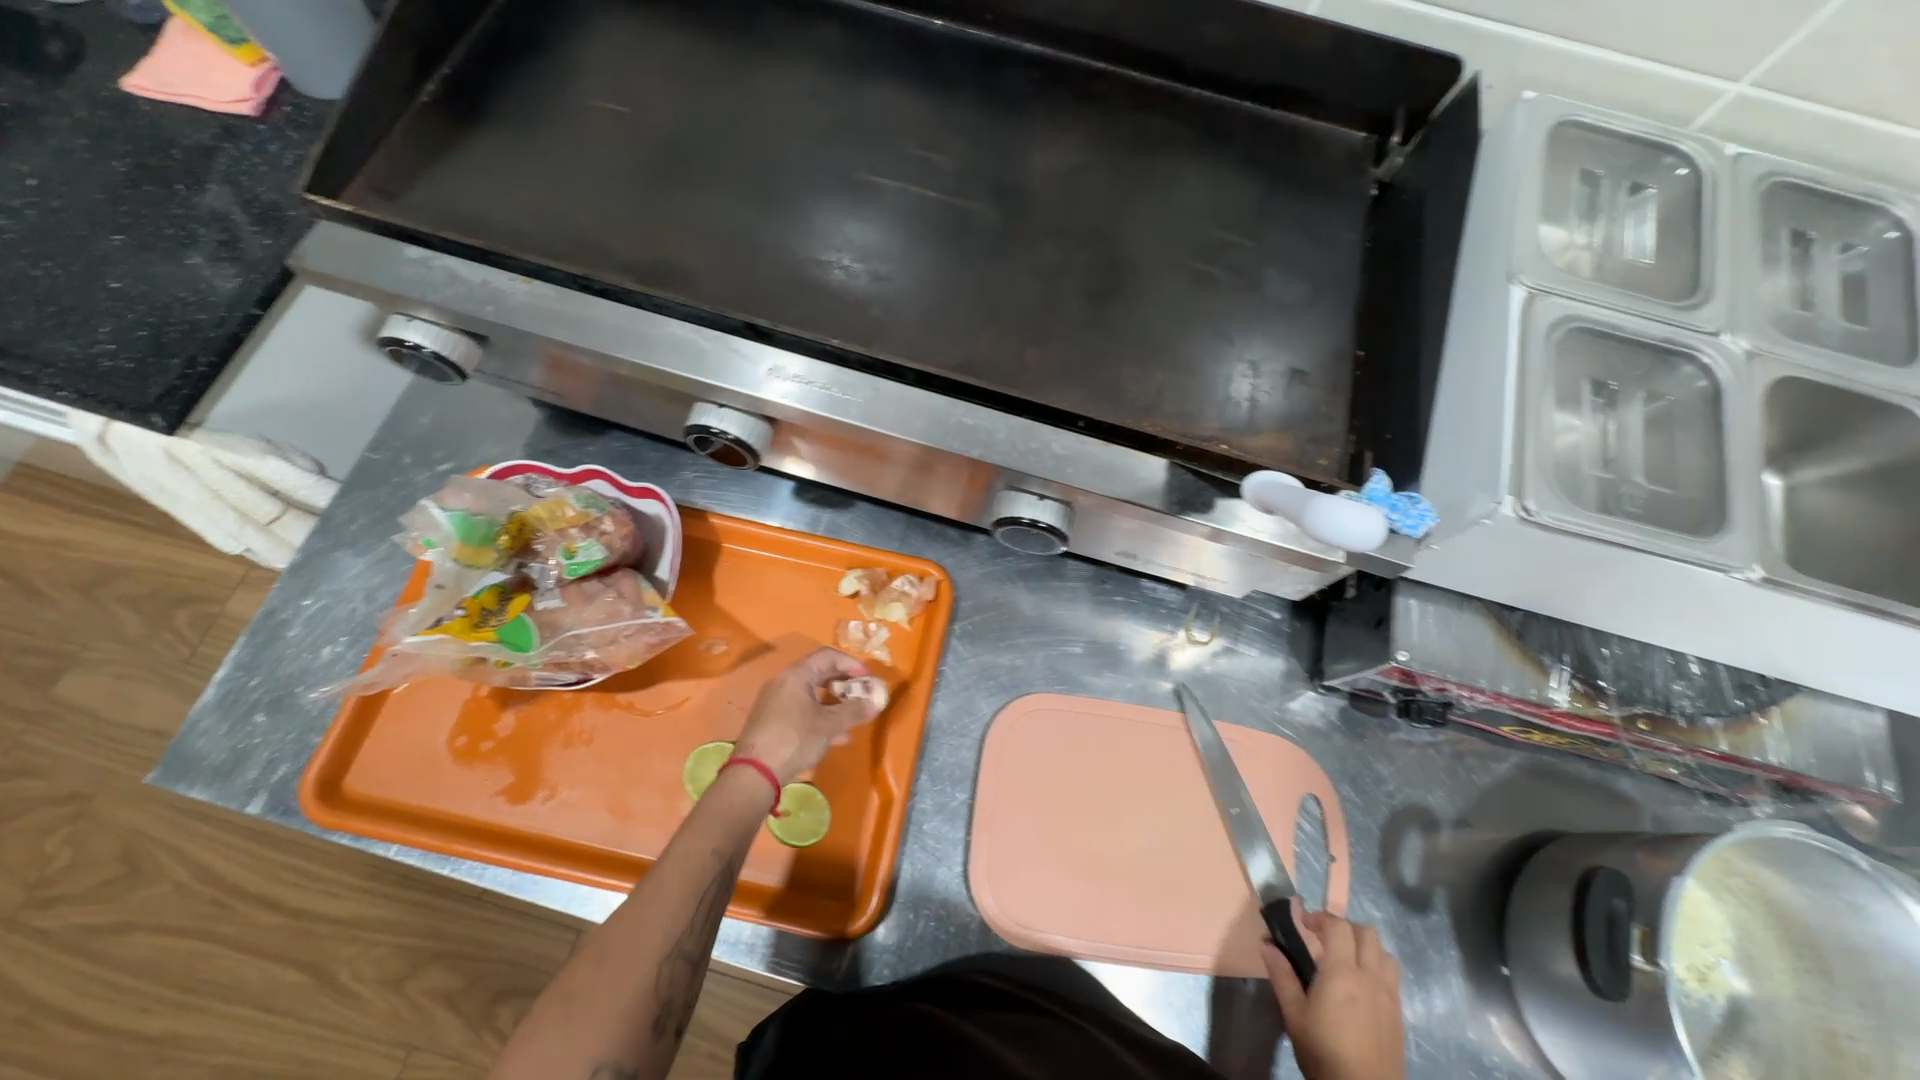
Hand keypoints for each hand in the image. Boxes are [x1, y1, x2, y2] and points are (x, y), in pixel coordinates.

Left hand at [733, 648, 883, 783]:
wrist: (754, 772)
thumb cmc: (795, 739)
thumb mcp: (829, 725)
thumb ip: (854, 711)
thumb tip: (876, 702)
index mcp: (796, 675)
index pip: (828, 656)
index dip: (851, 664)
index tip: (868, 678)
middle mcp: (783, 683)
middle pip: (819, 674)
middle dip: (844, 685)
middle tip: (861, 695)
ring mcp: (775, 703)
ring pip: (811, 695)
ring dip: (834, 704)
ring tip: (852, 718)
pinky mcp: (771, 722)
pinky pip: (801, 712)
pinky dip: (820, 718)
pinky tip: (836, 737)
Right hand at [1264, 910, 1405, 1079]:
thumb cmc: (1323, 1052)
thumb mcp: (1294, 1015)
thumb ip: (1282, 976)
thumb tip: (1266, 944)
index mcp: (1342, 972)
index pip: (1338, 927)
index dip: (1320, 917)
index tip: (1303, 923)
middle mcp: (1370, 976)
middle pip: (1367, 932)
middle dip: (1344, 927)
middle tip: (1324, 939)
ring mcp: (1389, 995)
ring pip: (1384, 952)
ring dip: (1366, 946)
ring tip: (1346, 959)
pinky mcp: (1399, 1013)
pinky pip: (1392, 975)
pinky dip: (1377, 966)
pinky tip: (1362, 986)